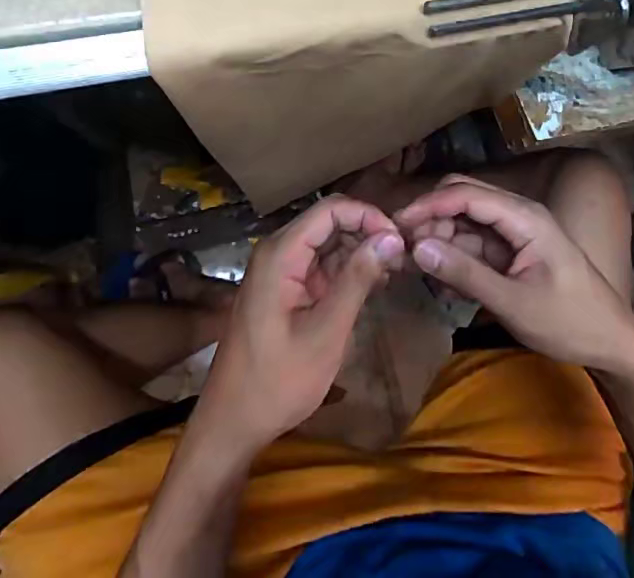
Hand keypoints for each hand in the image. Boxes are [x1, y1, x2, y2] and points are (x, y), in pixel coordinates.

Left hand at [196, 195, 403, 451]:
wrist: (231, 424)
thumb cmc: (277, 383)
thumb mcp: (326, 332)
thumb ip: (357, 280)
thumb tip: (392, 237)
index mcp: (280, 254)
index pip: (331, 209)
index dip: (369, 215)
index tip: (399, 241)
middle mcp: (277, 251)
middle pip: (330, 220)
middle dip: (368, 231)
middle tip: (403, 257)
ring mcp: (280, 269)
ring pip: (328, 241)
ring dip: (361, 250)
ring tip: (394, 271)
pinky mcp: (285, 287)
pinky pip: (321, 263)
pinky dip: (348, 269)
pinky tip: (374, 284)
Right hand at [395, 176, 633, 374]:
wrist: (613, 342)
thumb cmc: (570, 322)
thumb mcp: (514, 303)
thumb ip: (465, 273)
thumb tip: (418, 247)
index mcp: (525, 217)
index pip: (467, 194)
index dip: (428, 205)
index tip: (395, 225)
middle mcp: (519, 216)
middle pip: (464, 200)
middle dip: (431, 219)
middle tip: (402, 249)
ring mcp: (517, 234)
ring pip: (467, 223)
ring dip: (440, 240)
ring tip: (415, 269)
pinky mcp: (514, 253)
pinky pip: (476, 245)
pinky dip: (456, 258)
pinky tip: (444, 283)